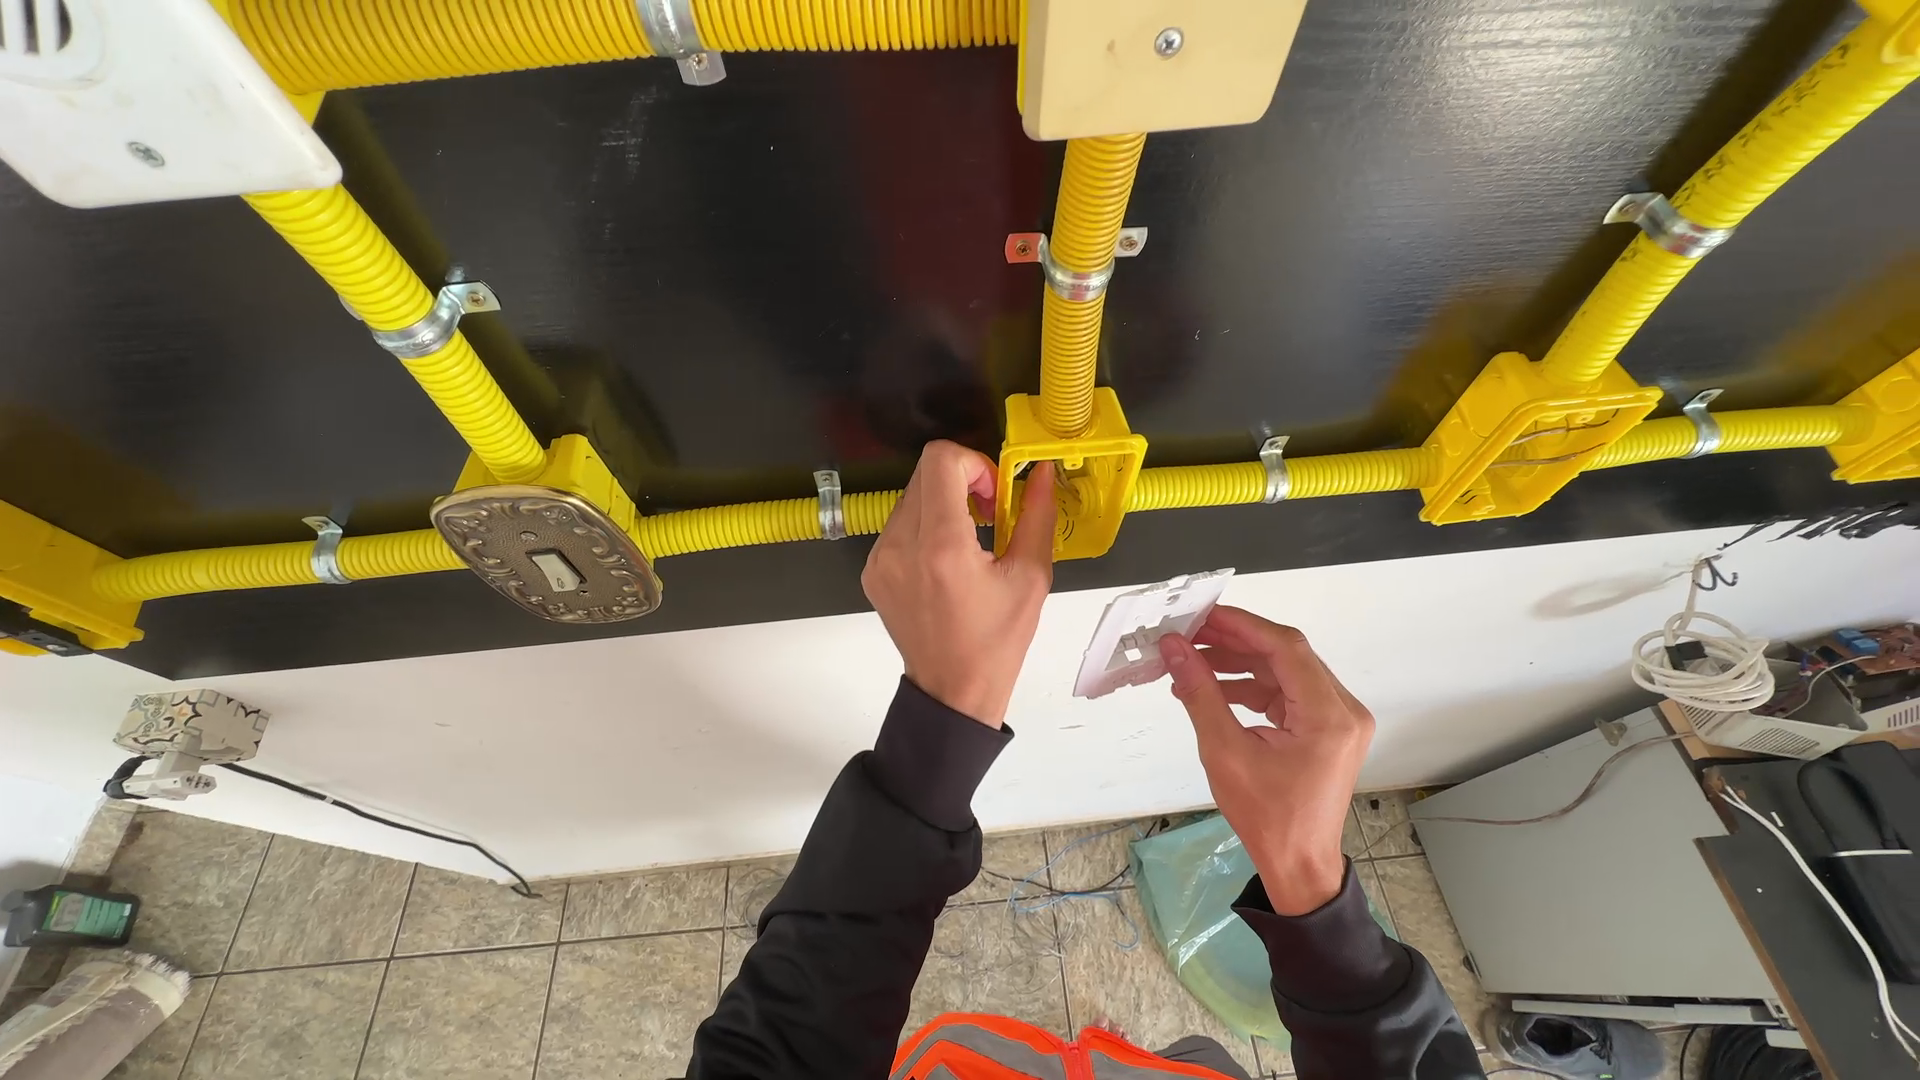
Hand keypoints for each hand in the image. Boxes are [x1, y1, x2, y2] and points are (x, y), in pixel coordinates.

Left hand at [862, 441, 1056, 727]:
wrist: (951, 691)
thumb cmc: (997, 642)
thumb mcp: (1031, 577)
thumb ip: (1036, 516)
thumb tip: (1039, 472)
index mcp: (943, 547)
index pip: (941, 460)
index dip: (974, 463)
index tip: (993, 495)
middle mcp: (901, 546)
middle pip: (924, 472)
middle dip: (962, 480)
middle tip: (988, 514)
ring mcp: (880, 558)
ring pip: (910, 496)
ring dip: (943, 503)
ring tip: (969, 540)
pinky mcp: (872, 569)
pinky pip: (898, 524)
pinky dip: (925, 527)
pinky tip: (945, 561)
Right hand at [1156, 606, 1373, 914]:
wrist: (1299, 864)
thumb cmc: (1266, 816)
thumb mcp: (1225, 752)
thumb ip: (1200, 693)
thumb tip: (1174, 649)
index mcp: (1328, 715)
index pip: (1286, 648)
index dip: (1241, 625)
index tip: (1202, 615)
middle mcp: (1342, 709)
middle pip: (1286, 655)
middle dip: (1235, 641)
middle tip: (1191, 634)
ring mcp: (1337, 719)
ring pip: (1284, 671)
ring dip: (1239, 663)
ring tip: (1193, 662)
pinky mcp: (1324, 729)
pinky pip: (1285, 692)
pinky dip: (1250, 686)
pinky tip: (1214, 688)